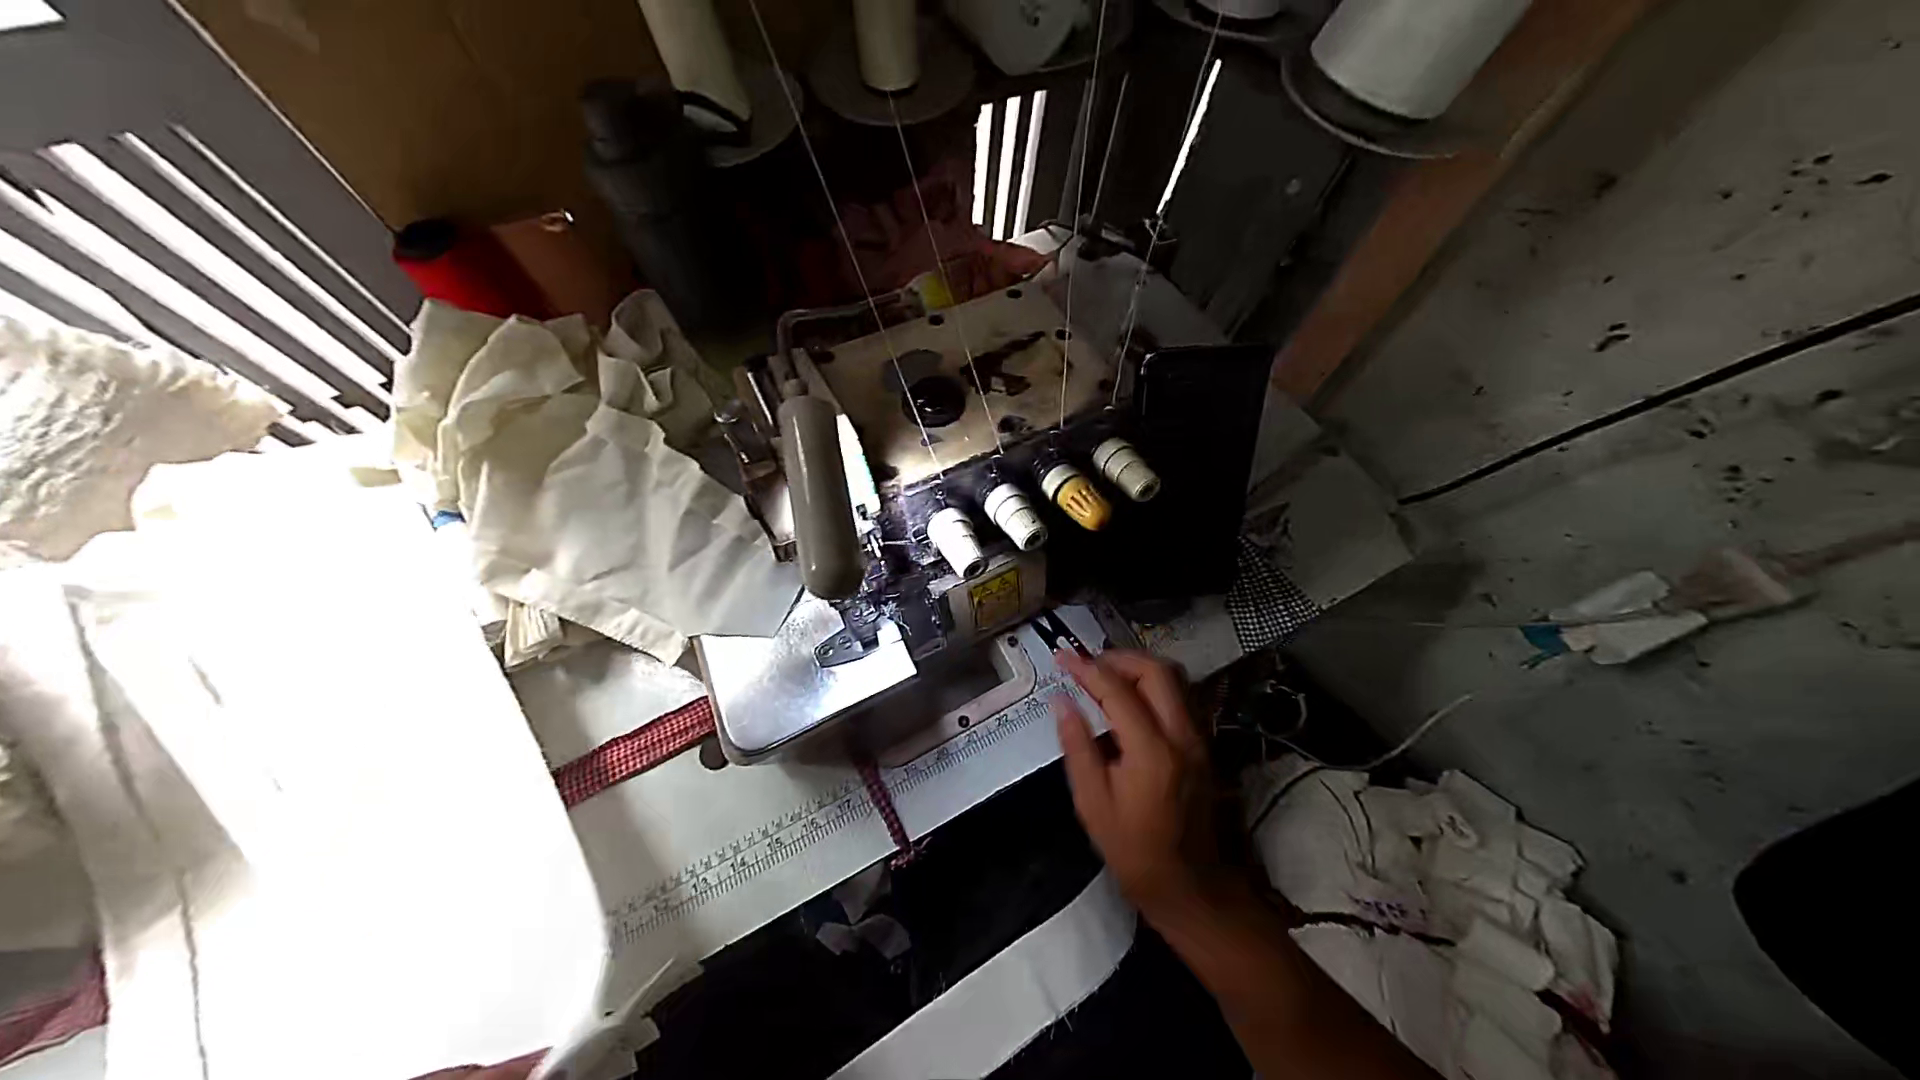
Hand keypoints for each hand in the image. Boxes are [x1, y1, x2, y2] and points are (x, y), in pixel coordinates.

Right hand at [1052, 649, 1221, 921]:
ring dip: (1138, 667)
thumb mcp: (1093, 803)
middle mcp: (1183, 736)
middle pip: (1157, 671)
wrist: (1190, 886)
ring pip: (1175, 679)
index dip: (1087, 669)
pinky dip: (1153, 685)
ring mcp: (1199, 739)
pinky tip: (1129, 698)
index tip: (1062, 657)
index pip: (1118, 691)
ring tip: (1105, 675)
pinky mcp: (1203, 746)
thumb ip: (1077, 746)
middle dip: (1119, 658)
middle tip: (1087, 664)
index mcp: (1152, 752)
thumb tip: (1062, 701)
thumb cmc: (1134, 851)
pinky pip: (1180, 697)